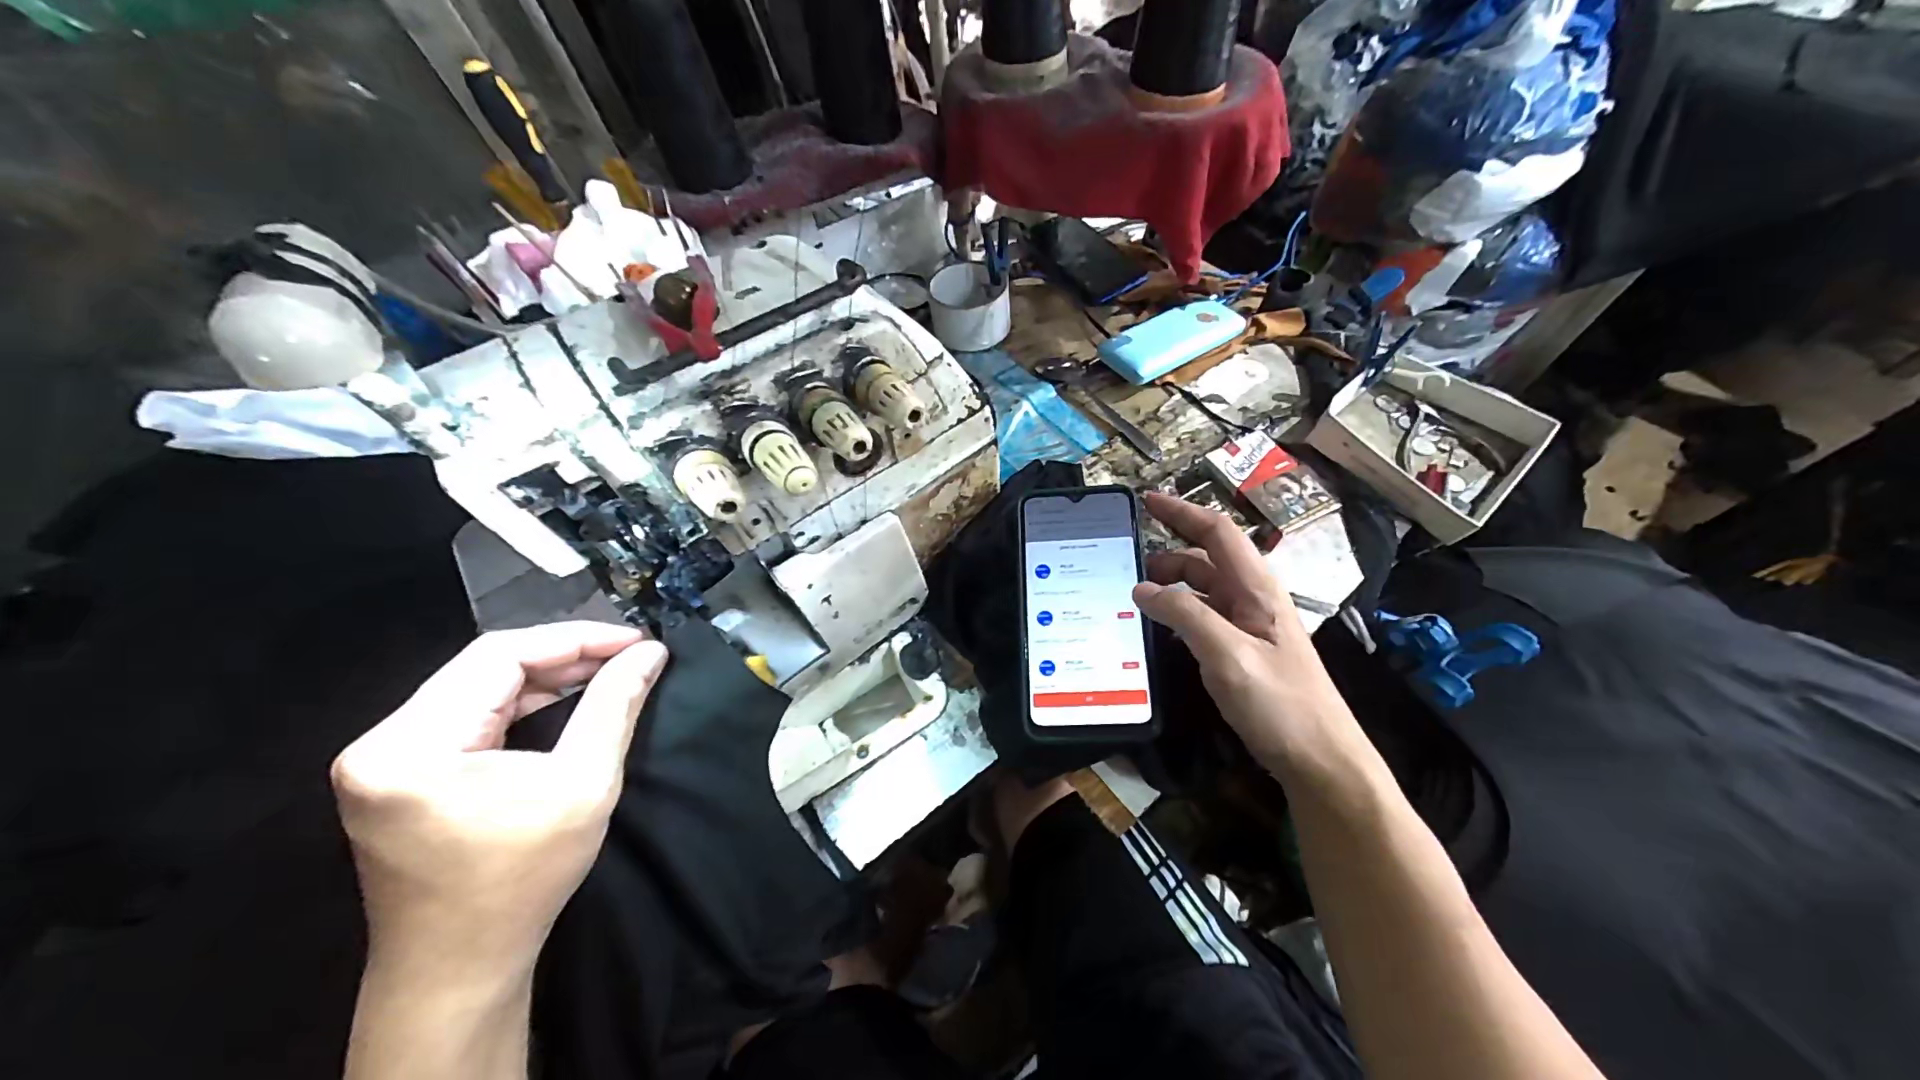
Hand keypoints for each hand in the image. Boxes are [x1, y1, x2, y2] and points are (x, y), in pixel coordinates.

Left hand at [331, 621, 667, 977]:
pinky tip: (563, 698)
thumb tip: (649, 653)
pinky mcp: (397, 773)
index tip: (635, 641)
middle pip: (484, 667)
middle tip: (627, 654)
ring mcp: (382, 759)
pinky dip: (520, 702)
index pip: (500, 656)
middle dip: (563, 655)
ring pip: (477, 687)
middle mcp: (380, 742)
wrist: (459, 967)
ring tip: (605, 671)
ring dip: (545, 676)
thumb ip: (615, 706)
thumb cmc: (522, 881)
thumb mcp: (584, 785)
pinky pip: (467, 714)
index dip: (575, 639)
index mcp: (410, 745)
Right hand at [1131, 492, 1362, 778]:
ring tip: (1134, 594)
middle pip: (1207, 558)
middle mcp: (1253, 600)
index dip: (1182, 512)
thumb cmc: (1281, 704)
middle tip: (1127, 561)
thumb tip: (1142, 588)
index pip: (1217, 533)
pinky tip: (1156, 626)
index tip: (1146, 500)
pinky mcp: (1242, 651)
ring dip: (1170, 583)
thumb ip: (1185, 616)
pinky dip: (1176, 612)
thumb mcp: (1228, 655)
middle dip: (1168, 550)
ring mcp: (1248, 626)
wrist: (1321, 759)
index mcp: (1257, 590)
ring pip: (1203, 588)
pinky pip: (1203, 617)